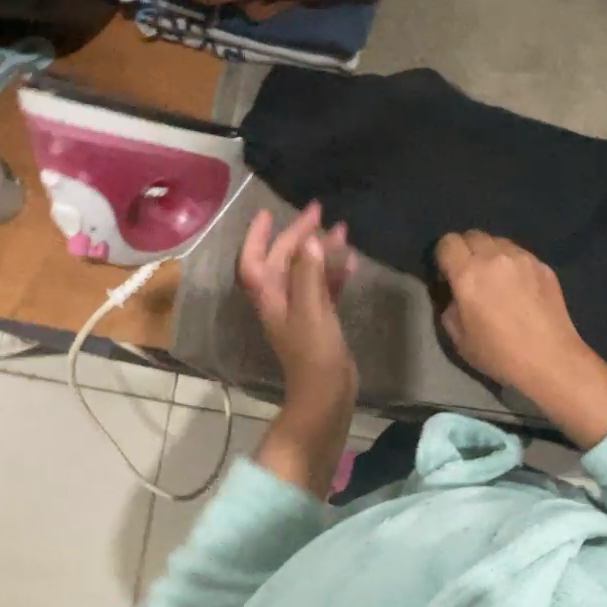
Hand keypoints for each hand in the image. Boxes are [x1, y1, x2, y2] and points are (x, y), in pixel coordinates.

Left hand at [239, 202, 358, 404]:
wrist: (327, 394)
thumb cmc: (314, 354)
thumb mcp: (310, 310)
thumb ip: (308, 274)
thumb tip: (309, 241)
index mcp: (270, 298)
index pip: (254, 260)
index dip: (257, 235)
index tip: (269, 211)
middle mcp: (280, 301)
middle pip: (283, 261)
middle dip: (299, 236)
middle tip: (321, 212)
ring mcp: (300, 312)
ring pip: (306, 272)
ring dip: (321, 252)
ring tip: (343, 231)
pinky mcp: (320, 322)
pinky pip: (324, 289)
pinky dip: (334, 274)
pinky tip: (352, 262)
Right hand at [436, 231, 589, 392]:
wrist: (550, 359)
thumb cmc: (500, 354)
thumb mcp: (460, 339)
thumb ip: (450, 309)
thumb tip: (456, 296)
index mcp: (469, 274)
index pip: (447, 242)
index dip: (443, 257)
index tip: (447, 277)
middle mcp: (495, 257)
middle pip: (473, 235)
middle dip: (466, 251)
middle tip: (470, 277)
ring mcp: (523, 258)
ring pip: (498, 241)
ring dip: (490, 255)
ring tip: (496, 281)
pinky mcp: (543, 265)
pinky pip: (520, 255)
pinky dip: (512, 264)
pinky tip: (519, 289)